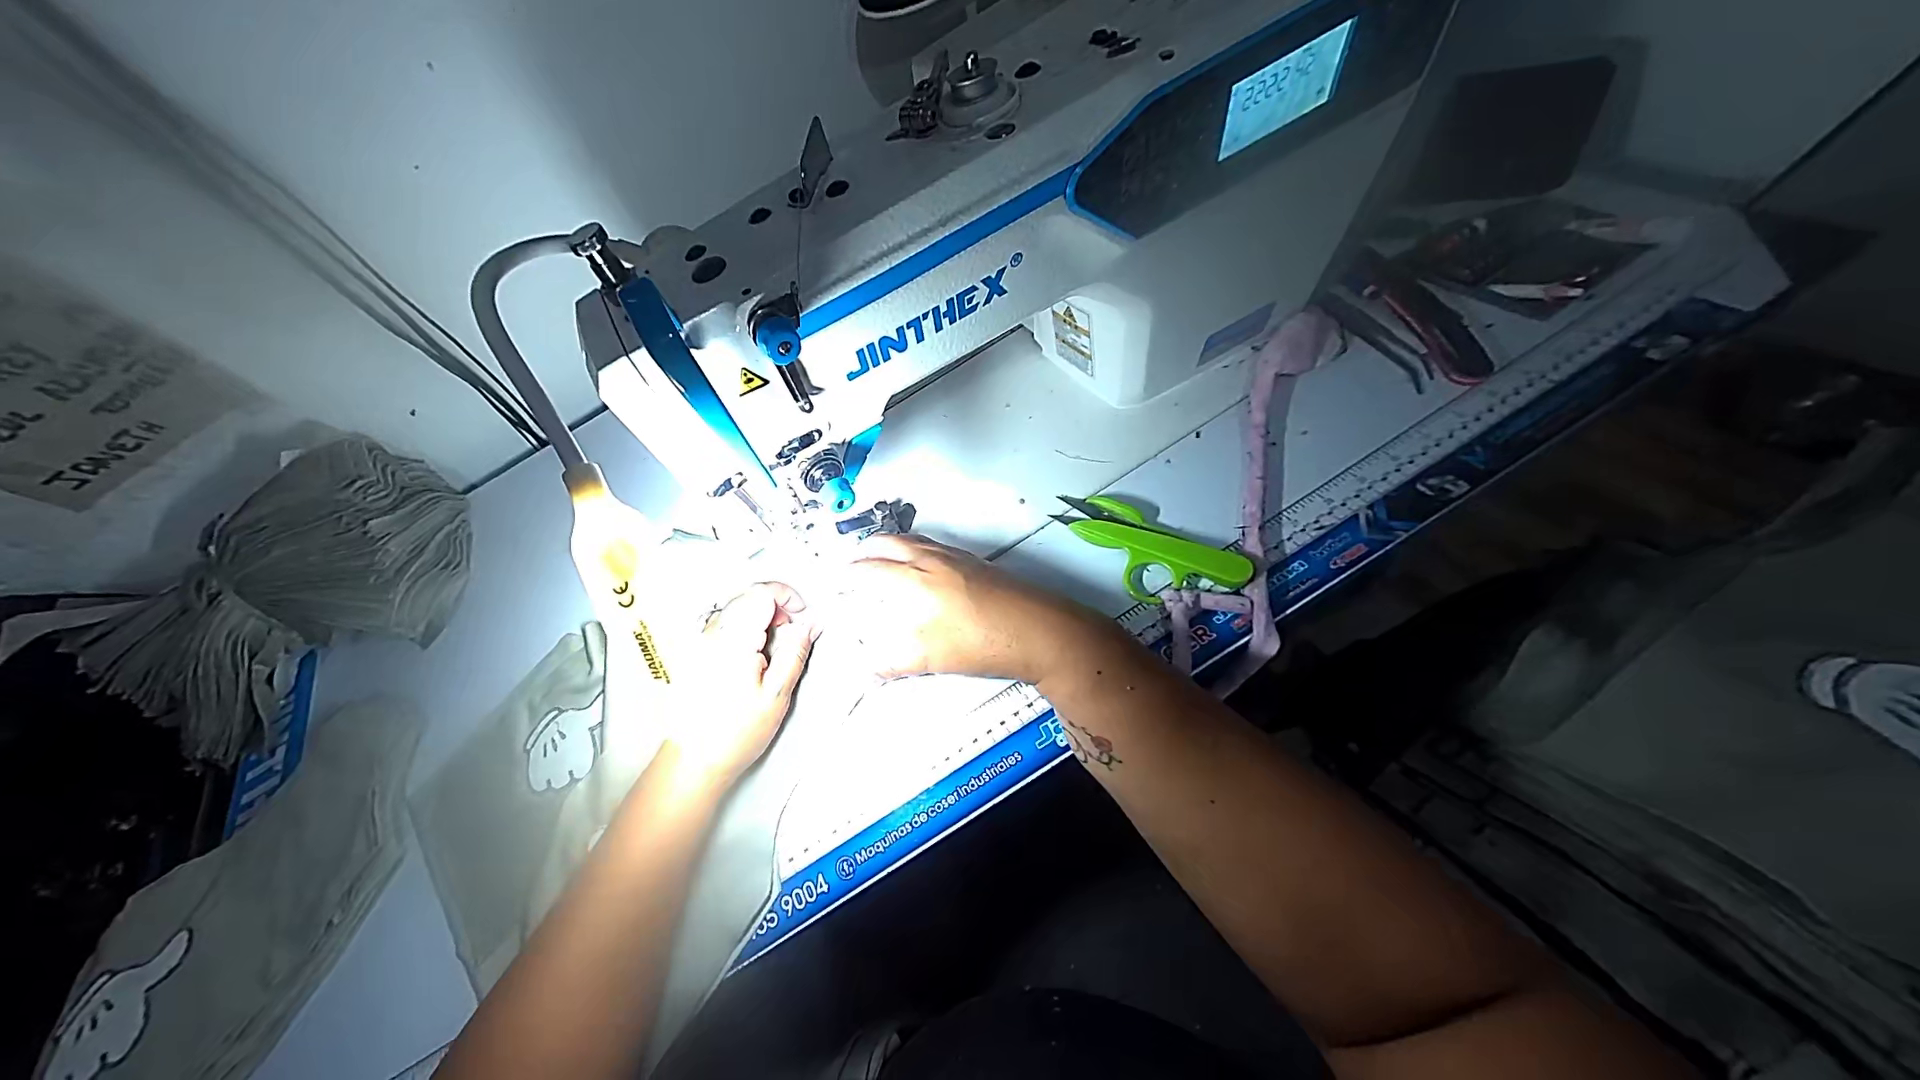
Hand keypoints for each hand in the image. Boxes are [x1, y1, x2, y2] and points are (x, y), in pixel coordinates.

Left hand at [660, 582, 815, 786]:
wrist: (693, 761)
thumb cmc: (732, 734)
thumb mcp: (777, 694)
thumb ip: (795, 651)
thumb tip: (810, 625)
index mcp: (732, 640)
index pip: (762, 592)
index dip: (789, 597)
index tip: (802, 615)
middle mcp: (711, 635)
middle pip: (749, 597)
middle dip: (777, 610)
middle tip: (791, 638)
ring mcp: (699, 643)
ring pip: (737, 610)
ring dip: (761, 622)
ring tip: (771, 656)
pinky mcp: (694, 653)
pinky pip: (724, 627)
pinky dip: (745, 633)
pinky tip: (752, 661)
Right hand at [822, 534, 1113, 684]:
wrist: (1039, 629)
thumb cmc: (983, 644)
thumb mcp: (932, 659)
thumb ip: (892, 662)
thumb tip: (866, 667)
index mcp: (915, 582)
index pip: (870, 571)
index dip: (849, 578)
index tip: (837, 585)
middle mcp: (931, 561)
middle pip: (888, 544)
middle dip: (864, 552)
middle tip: (852, 566)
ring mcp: (954, 557)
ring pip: (911, 540)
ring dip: (888, 545)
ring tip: (879, 558)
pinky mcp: (973, 561)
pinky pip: (931, 544)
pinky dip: (913, 546)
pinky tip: (921, 564)